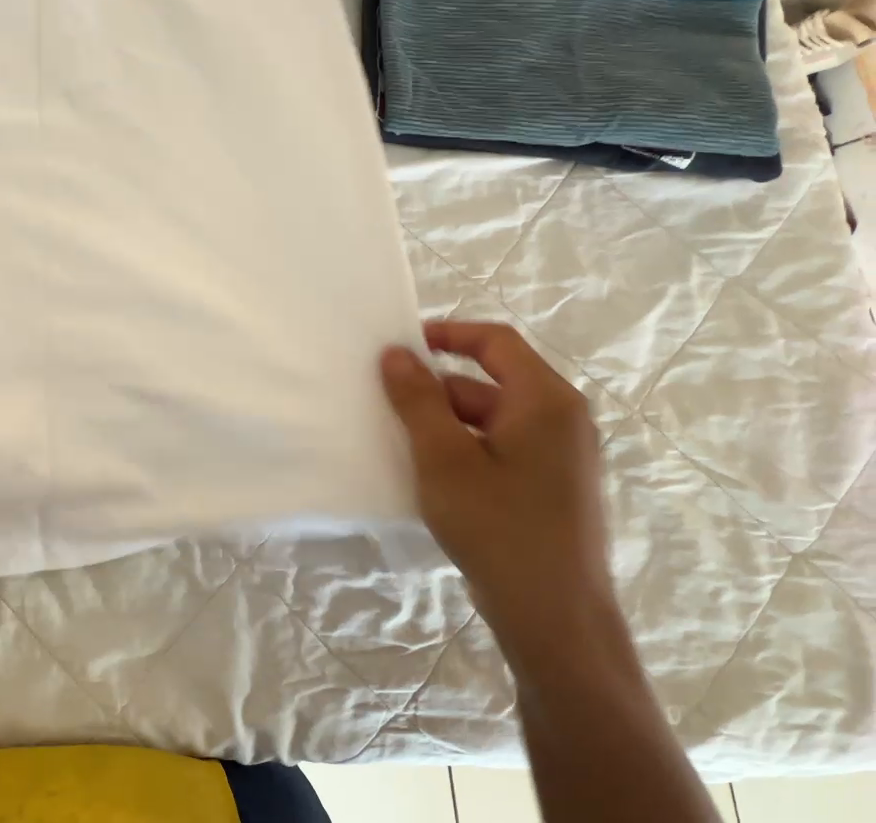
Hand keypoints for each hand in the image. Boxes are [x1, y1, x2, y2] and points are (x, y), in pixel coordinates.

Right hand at [379, 321, 610, 648]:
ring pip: (491, 416)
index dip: (446, 333)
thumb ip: (417, 399)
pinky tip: (428, 471)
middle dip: (435, 385)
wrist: (553, 613)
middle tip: (384, 399)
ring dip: (444, 419)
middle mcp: (563, 421)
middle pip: (491, 380)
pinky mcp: (550, 487)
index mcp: (547, 402)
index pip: (495, 342)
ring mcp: (561, 456)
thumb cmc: (497, 525)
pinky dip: (462, 446)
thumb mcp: (443, 457)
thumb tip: (397, 353)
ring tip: (397, 438)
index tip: (398, 345)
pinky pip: (500, 446)